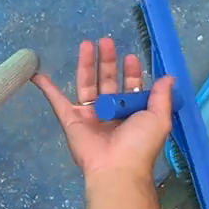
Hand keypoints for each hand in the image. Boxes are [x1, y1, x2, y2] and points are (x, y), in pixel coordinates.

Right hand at [32, 37, 173, 184]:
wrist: (117, 167)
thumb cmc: (140, 143)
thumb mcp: (159, 118)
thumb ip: (162, 96)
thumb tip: (170, 77)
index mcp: (131, 113)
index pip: (129, 87)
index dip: (130, 72)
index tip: (130, 57)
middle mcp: (110, 112)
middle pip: (106, 81)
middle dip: (107, 61)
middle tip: (106, 41)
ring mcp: (89, 116)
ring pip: (85, 84)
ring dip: (85, 64)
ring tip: (87, 44)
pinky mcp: (71, 120)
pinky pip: (57, 101)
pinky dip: (47, 88)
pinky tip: (39, 75)